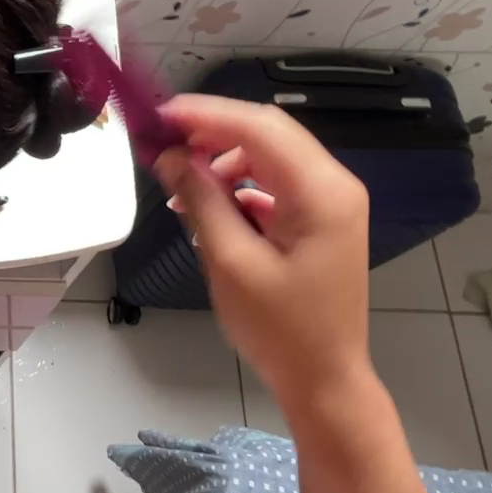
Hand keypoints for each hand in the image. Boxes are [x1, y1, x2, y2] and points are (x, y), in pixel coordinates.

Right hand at [154, 95, 371, 403]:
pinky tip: (207, 209)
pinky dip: (236, 186)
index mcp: (320, 191)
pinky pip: (272, 183)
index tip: (159, 117)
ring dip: (221, 163)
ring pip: (267, 156)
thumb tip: (173, 158)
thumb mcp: (230, 262)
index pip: (259, 127)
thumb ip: (201, 200)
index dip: (205, 115)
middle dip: (210, 134)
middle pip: (266, 134)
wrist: (323, 377)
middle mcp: (332, 185)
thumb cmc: (279, 327)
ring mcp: (329, 201)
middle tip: (161, 146)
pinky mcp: (317, 218)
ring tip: (180, 188)